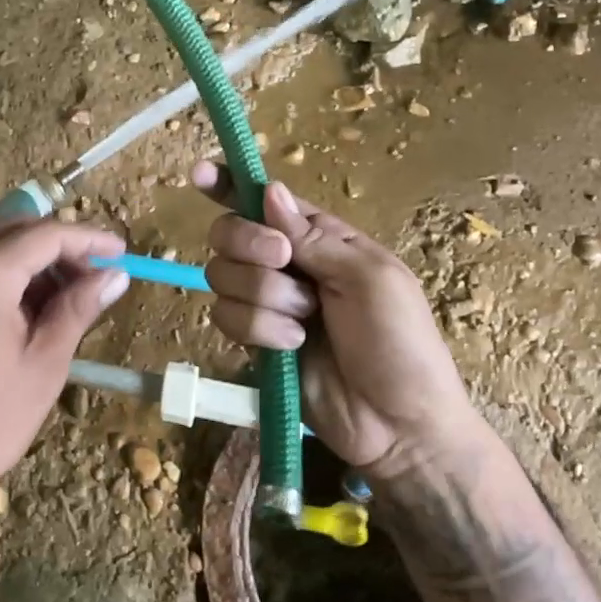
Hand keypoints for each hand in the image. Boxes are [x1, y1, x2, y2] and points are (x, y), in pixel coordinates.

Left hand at [0, 218, 128, 516]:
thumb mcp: (43, 364)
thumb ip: (78, 309)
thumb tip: (115, 275)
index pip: (46, 234)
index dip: (89, 239)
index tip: (123, 253)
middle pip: (17, 227)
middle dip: (61, 244)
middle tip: (97, 277)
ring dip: (32, 254)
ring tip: (68, 294)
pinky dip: (5, 267)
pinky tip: (29, 303)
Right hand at [191, 161, 481, 479]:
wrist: (399, 427)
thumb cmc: (401, 344)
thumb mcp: (371, 279)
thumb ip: (315, 237)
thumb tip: (267, 189)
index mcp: (320, 237)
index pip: (264, 199)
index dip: (228, 183)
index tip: (199, 174)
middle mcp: (286, 264)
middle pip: (230, 232)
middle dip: (249, 245)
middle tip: (283, 261)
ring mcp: (267, 302)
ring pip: (222, 275)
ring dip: (264, 297)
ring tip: (305, 322)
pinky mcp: (254, 340)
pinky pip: (226, 316)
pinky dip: (259, 330)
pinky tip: (292, 347)